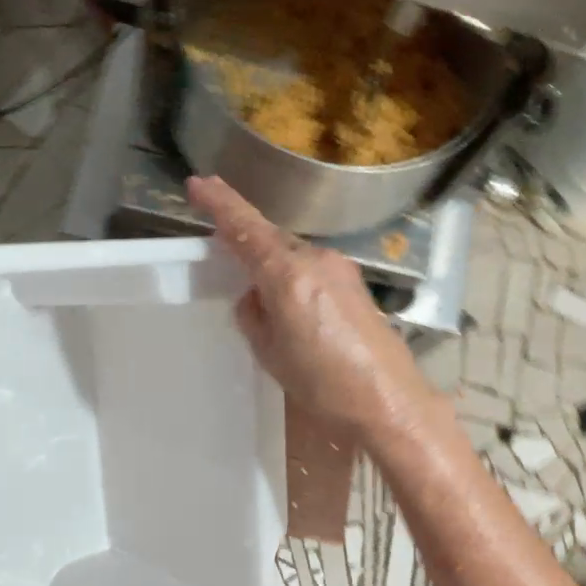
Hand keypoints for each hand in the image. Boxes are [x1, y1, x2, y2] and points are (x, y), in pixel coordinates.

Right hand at [187, 175, 437, 439]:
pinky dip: (294, 279)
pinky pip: (313, 271)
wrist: (388, 401)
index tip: (198, 184)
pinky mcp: (356, 287)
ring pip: (294, 256)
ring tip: (258, 295)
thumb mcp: (271, 353)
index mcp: (288, 274)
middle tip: (220, 247)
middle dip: (245, 240)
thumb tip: (254, 298)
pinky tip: (291, 308)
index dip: (219, 204)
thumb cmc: (323, 384)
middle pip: (271, 239)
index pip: (246, 228)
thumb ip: (255, 316)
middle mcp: (316, 260)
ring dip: (272, 264)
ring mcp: (341, 270)